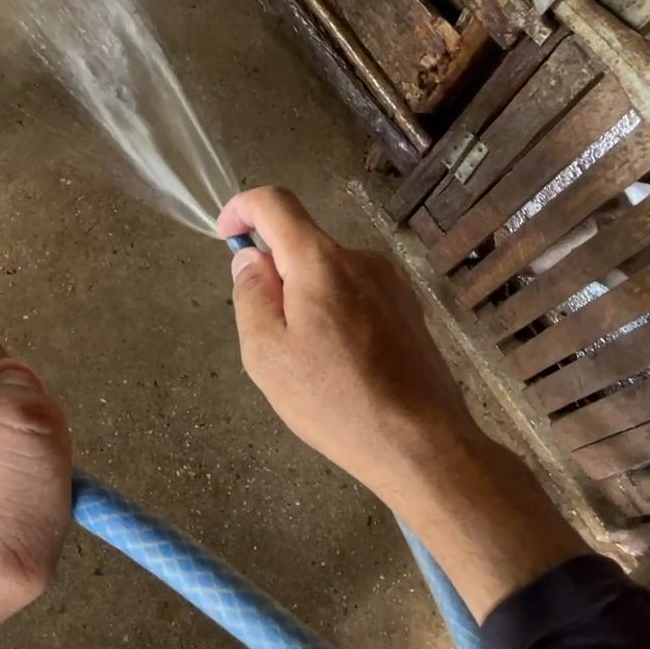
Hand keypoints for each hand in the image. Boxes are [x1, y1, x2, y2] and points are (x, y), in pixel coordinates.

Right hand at [219, 187, 587, 617]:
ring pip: (328, 272)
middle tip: (270, 335)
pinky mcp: (409, 309)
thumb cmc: (334, 400)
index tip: (226, 235)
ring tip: (309, 360)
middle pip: (302, 243)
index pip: (274, 203)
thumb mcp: (267, 353)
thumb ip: (251, 294)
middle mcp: (361, 258)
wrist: (423, 445)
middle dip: (275, 274)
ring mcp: (391, 282)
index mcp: (320, 261)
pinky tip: (342, 364)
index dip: (241, 208)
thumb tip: (251, 258)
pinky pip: (355, 292)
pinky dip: (334, 311)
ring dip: (305, 297)